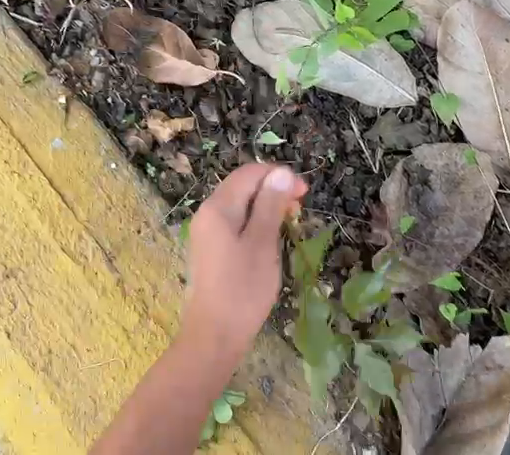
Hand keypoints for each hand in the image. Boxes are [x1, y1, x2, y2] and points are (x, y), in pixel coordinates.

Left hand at [180, 161, 307, 361]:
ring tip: (288, 220)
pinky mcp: (210, 248)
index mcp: (218, 207)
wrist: (214, 335)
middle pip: (242, 186)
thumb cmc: (242, 290)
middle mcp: (207, 212)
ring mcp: (206, 231)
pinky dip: (254, 222)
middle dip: (272, 189)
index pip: (249, 173)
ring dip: (264, 205)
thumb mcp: (262, 244)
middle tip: (299, 206)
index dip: (277, 175)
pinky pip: (234, 222)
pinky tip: (269, 237)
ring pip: (239, 204)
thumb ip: (270, 205)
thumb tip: (280, 173)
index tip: (304, 192)